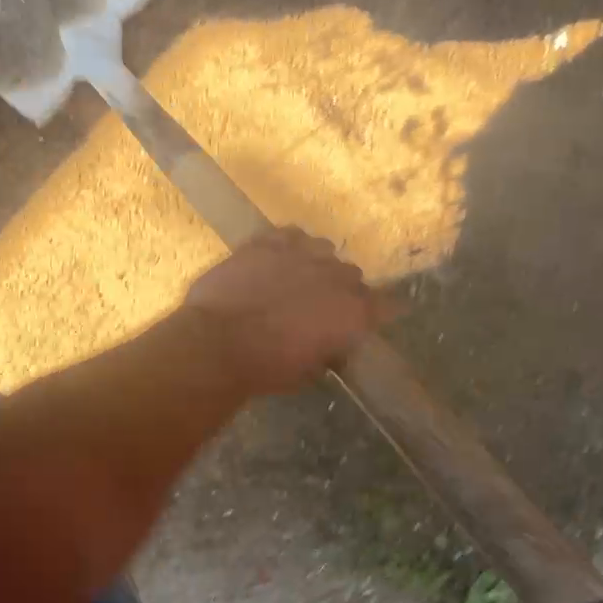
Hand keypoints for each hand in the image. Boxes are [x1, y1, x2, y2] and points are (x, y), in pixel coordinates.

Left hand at [185, 227, 393, 393]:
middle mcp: (335, 279)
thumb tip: (330, 341)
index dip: (373, 310)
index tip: (363, 316)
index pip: (387, 304)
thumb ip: (331, 347)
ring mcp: (299, 256)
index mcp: (356, 312)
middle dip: (339, 286)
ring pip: (322, 248)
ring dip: (315, 260)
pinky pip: (286, 234)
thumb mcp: (313, 369)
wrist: (216, 341)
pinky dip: (286, 242)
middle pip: (351, 274)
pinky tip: (276, 253)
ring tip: (296, 273)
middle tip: (317, 299)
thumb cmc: (267, 365)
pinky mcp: (263, 245)